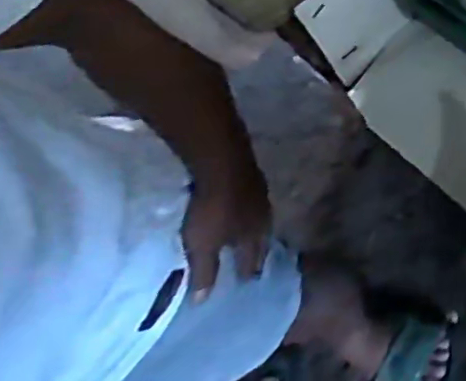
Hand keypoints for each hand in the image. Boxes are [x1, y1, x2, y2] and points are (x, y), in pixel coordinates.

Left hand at [181, 160, 272, 302]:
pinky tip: (242, 212)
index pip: (252, 261)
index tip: (246, 284)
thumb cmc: (212, 212)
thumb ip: (204, 273)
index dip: (247, 273)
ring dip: (255, 231)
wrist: (223, 165)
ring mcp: (261, 196)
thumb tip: (203, 301)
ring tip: (249, 238)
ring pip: (261, 220)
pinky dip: (249, 213)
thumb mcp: (202, 247)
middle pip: (262, 240)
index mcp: (254, 237)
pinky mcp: (255, 180)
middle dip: (258, 252)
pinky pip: (254, 204)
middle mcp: (263, 218)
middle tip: (254, 263)